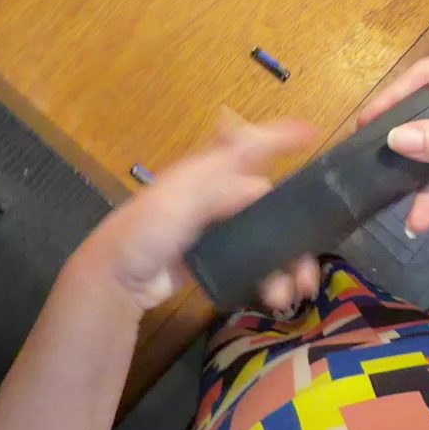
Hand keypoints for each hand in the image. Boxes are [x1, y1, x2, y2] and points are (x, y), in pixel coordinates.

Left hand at [59, 115, 321, 316]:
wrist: (116, 276)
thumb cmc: (148, 229)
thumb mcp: (184, 198)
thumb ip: (224, 187)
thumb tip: (266, 189)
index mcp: (209, 173)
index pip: (250, 147)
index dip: (279, 138)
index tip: (312, 133)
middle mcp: (217, 196)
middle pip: (270, 205)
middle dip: (296, 232)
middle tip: (310, 264)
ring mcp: (217, 229)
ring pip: (266, 239)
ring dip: (286, 263)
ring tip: (294, 291)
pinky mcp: (215, 259)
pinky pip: (253, 263)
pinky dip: (268, 277)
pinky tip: (274, 297)